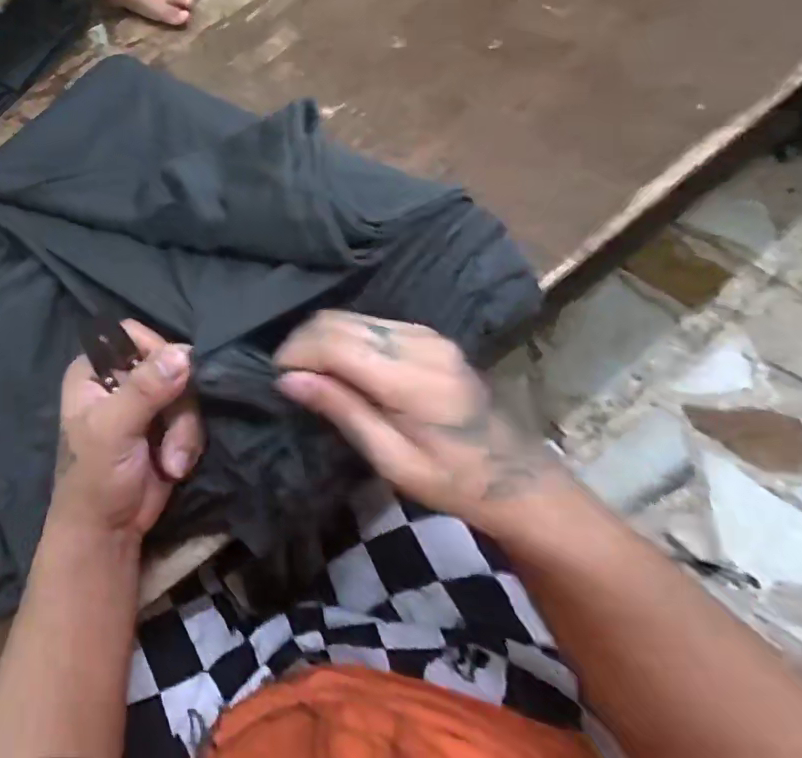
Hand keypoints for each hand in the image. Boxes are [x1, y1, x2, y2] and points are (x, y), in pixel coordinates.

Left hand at [51, 321, 204, 538]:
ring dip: (185, 432)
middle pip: (167, 364)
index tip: (174, 375)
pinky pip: (192, 417)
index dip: (155, 351)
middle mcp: (117, 379)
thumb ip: (146, 390)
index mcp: (92, 370)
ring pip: (185, 393)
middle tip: (172, 440)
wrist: (108, 530)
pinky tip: (173, 467)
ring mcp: (144, 404)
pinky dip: (188, 443)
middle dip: (178, 406)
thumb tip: (182, 352)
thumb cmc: (96, 475)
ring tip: (171, 464)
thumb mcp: (114, 428)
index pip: (130, 335)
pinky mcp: (165, 427)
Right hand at [273, 311, 562, 532]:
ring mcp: (427, 336)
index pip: (333, 343)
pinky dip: (340, 338)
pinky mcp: (428, 336)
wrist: (524, 482)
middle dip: (300, 344)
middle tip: (288, 378)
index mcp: (413, 380)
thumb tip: (286, 379)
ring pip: (347, 317)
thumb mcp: (392, 460)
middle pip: (335, 322)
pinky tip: (337, 366)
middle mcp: (420, 345)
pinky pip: (366, 323)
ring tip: (308, 373)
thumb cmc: (456, 483)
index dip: (295, 354)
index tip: (277, 379)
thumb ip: (341, 410)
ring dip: (318, 339)